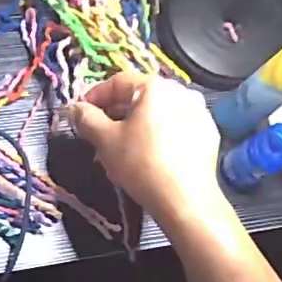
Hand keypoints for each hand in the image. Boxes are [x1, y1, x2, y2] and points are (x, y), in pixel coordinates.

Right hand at [66, 72, 227, 229]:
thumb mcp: (105, 141)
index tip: (80, 114)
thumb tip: (75, 108)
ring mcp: (199, 113)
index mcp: (155, 87)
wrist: (184, 199)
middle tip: (97, 136)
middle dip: (114, 115)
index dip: (94, 97)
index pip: (117, 82)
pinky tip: (147, 157)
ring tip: (121, 151)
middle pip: (139, 98)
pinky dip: (156, 137)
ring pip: (156, 114)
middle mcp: (182, 92)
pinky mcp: (207, 135)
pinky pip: (174, 129)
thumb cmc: (141, 164)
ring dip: (134, 127)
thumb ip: (86, 119)